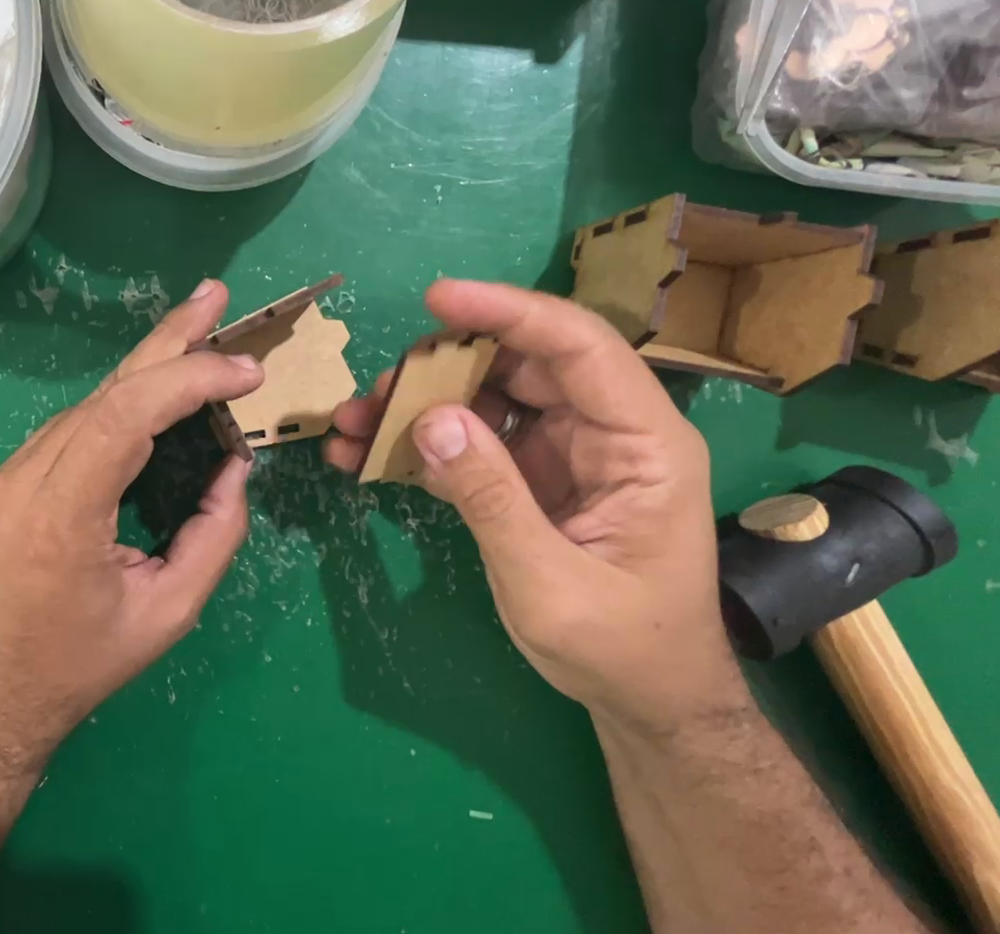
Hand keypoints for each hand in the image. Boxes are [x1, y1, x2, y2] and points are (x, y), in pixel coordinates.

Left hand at [0, 280, 262, 771]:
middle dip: (166, 339)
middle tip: (214, 295)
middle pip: (103, 391)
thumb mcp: (166, 615)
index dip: (189, 379)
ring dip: (145, 372)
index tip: (247, 371)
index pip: (126, 414)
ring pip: (85, 407)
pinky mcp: (2, 486)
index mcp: (60, 513)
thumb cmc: (75, 671)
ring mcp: (4, 479)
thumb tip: (232, 468)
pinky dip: (118, 407)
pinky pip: (68, 432)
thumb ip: (212, 537)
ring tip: (197, 337)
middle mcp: (23, 479)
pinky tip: (151, 396)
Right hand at [325, 280, 748, 734]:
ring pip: (485, 398)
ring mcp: (563, 452)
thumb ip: (491, 499)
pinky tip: (367, 455)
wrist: (645, 701)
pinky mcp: (530, 476)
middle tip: (374, 391)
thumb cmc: (621, 648)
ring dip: (417, 406)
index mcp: (642, 443)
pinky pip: (470, 441)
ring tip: (354, 425)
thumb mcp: (550, 584)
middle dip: (440, 368)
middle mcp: (604, 431)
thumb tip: (429, 418)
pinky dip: (419, 444)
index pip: (578, 348)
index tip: (436, 299)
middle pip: (519, 365)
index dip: (508, 312)